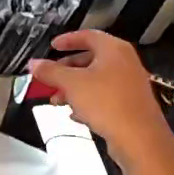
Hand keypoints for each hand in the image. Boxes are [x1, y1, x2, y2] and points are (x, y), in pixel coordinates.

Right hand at [28, 30, 169, 161]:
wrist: (140, 138)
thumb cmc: (106, 102)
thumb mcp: (72, 84)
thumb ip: (50, 72)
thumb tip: (33, 64)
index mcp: (114, 49)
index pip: (88, 36)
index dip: (68, 40)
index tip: (53, 46)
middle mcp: (125, 62)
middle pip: (91, 59)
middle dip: (66, 70)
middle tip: (50, 78)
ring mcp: (130, 83)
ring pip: (96, 79)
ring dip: (74, 88)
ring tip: (57, 101)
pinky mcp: (130, 103)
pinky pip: (104, 96)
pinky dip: (88, 101)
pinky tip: (75, 114)